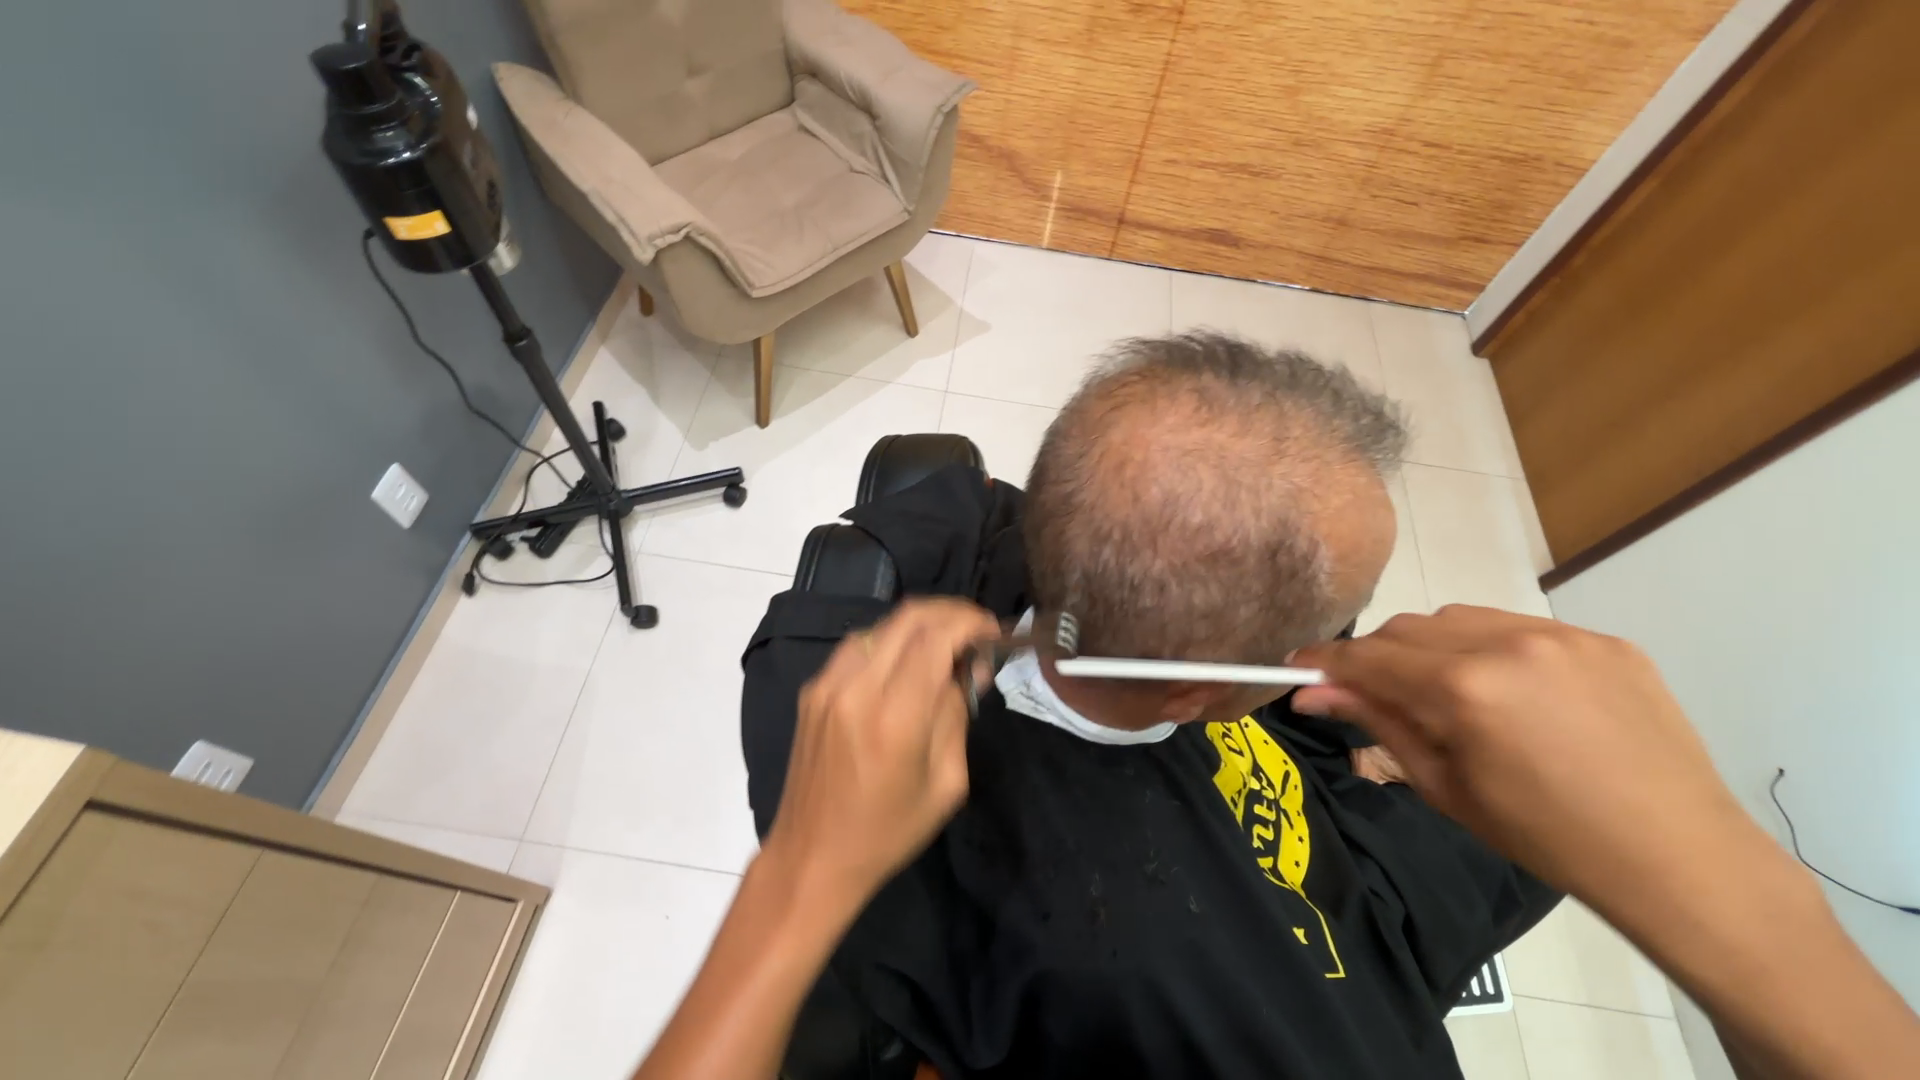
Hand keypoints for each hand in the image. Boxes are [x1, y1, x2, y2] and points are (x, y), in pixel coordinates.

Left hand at [762, 597, 1001, 902]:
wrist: (812, 855)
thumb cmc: (888, 831)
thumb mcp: (946, 783)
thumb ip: (956, 715)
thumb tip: (967, 669)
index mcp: (895, 717)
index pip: (936, 638)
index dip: (970, 623)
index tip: (993, 631)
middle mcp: (857, 689)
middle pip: (908, 618)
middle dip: (950, 613)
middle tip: (976, 631)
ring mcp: (827, 685)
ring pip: (882, 626)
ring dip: (919, 625)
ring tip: (945, 646)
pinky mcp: (812, 690)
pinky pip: (857, 647)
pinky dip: (890, 642)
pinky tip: (906, 662)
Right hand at [1290, 605, 1750, 898]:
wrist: (1676, 855)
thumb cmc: (1543, 835)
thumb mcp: (1443, 785)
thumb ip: (1377, 722)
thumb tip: (1311, 691)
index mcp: (1463, 688)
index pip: (1367, 656)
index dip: (1324, 661)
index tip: (1298, 668)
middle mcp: (1507, 643)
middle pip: (1406, 628)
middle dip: (1378, 657)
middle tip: (1377, 697)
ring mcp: (1560, 635)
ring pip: (1459, 619)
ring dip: (1433, 647)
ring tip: (1451, 695)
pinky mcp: (1602, 640)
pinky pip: (1519, 628)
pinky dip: (1493, 651)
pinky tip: (1515, 695)